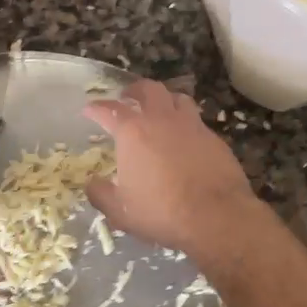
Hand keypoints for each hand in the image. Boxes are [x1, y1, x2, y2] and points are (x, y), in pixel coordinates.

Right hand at [84, 80, 267, 258]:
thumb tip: (92, 183)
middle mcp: (162, 120)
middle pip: (148, 89)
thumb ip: (100, 194)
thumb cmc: (162, 212)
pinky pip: (196, 120)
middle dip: (134, 90)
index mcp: (133, 132)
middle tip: (127, 98)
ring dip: (164, 99)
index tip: (89, 109)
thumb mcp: (121, 211)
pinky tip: (184, 137)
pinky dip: (185, 122)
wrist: (217, 216)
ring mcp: (192, 125)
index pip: (109, 110)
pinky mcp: (214, 138)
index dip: (96, 108)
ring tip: (159, 110)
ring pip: (177, 97)